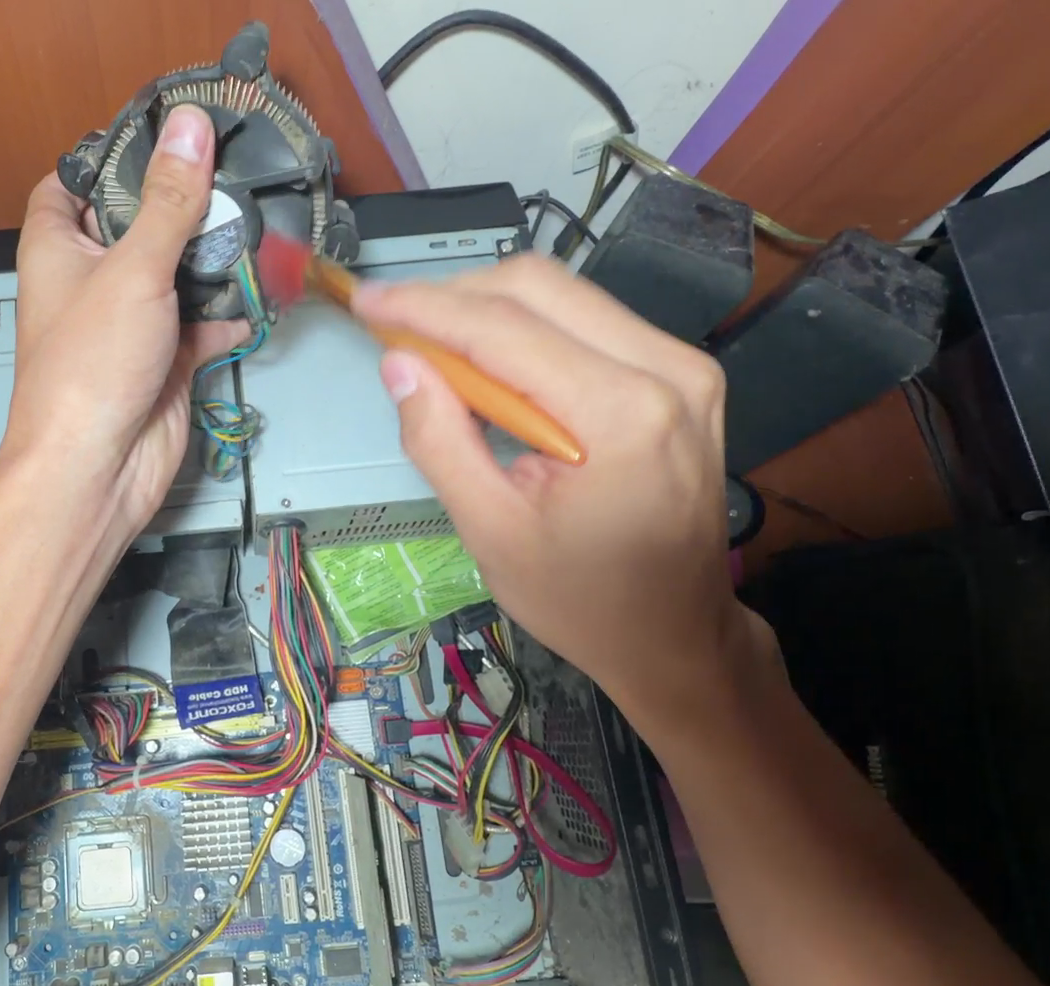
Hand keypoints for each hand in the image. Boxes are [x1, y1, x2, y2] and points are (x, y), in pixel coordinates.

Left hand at [1, 105, 247, 538]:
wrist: (99, 470)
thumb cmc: (86, 371)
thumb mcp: (132, 269)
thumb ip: (167, 201)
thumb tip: (188, 129)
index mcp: (59, 246)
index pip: (74, 180)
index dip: (111, 156)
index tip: (164, 138)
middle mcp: (93, 280)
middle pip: (140, 224)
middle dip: (183, 205)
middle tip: (232, 176)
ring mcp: (131, 322)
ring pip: (177, 274)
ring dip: (214, 259)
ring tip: (256, 228)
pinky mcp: (165, 359)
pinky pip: (202, 324)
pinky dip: (229, 315)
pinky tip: (260, 297)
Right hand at [355, 256, 770, 717]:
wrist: (674, 634)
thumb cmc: (580, 599)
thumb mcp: (490, 531)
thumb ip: (439, 440)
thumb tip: (399, 364)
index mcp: (620, 412)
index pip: (504, 327)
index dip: (425, 307)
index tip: (366, 301)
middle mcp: (665, 368)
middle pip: (539, 287)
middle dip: (455, 298)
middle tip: (398, 331)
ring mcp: (683, 365)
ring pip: (564, 295)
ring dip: (488, 310)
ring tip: (435, 350)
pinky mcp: (681, 375)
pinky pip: (589, 322)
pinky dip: (527, 332)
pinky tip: (491, 368)